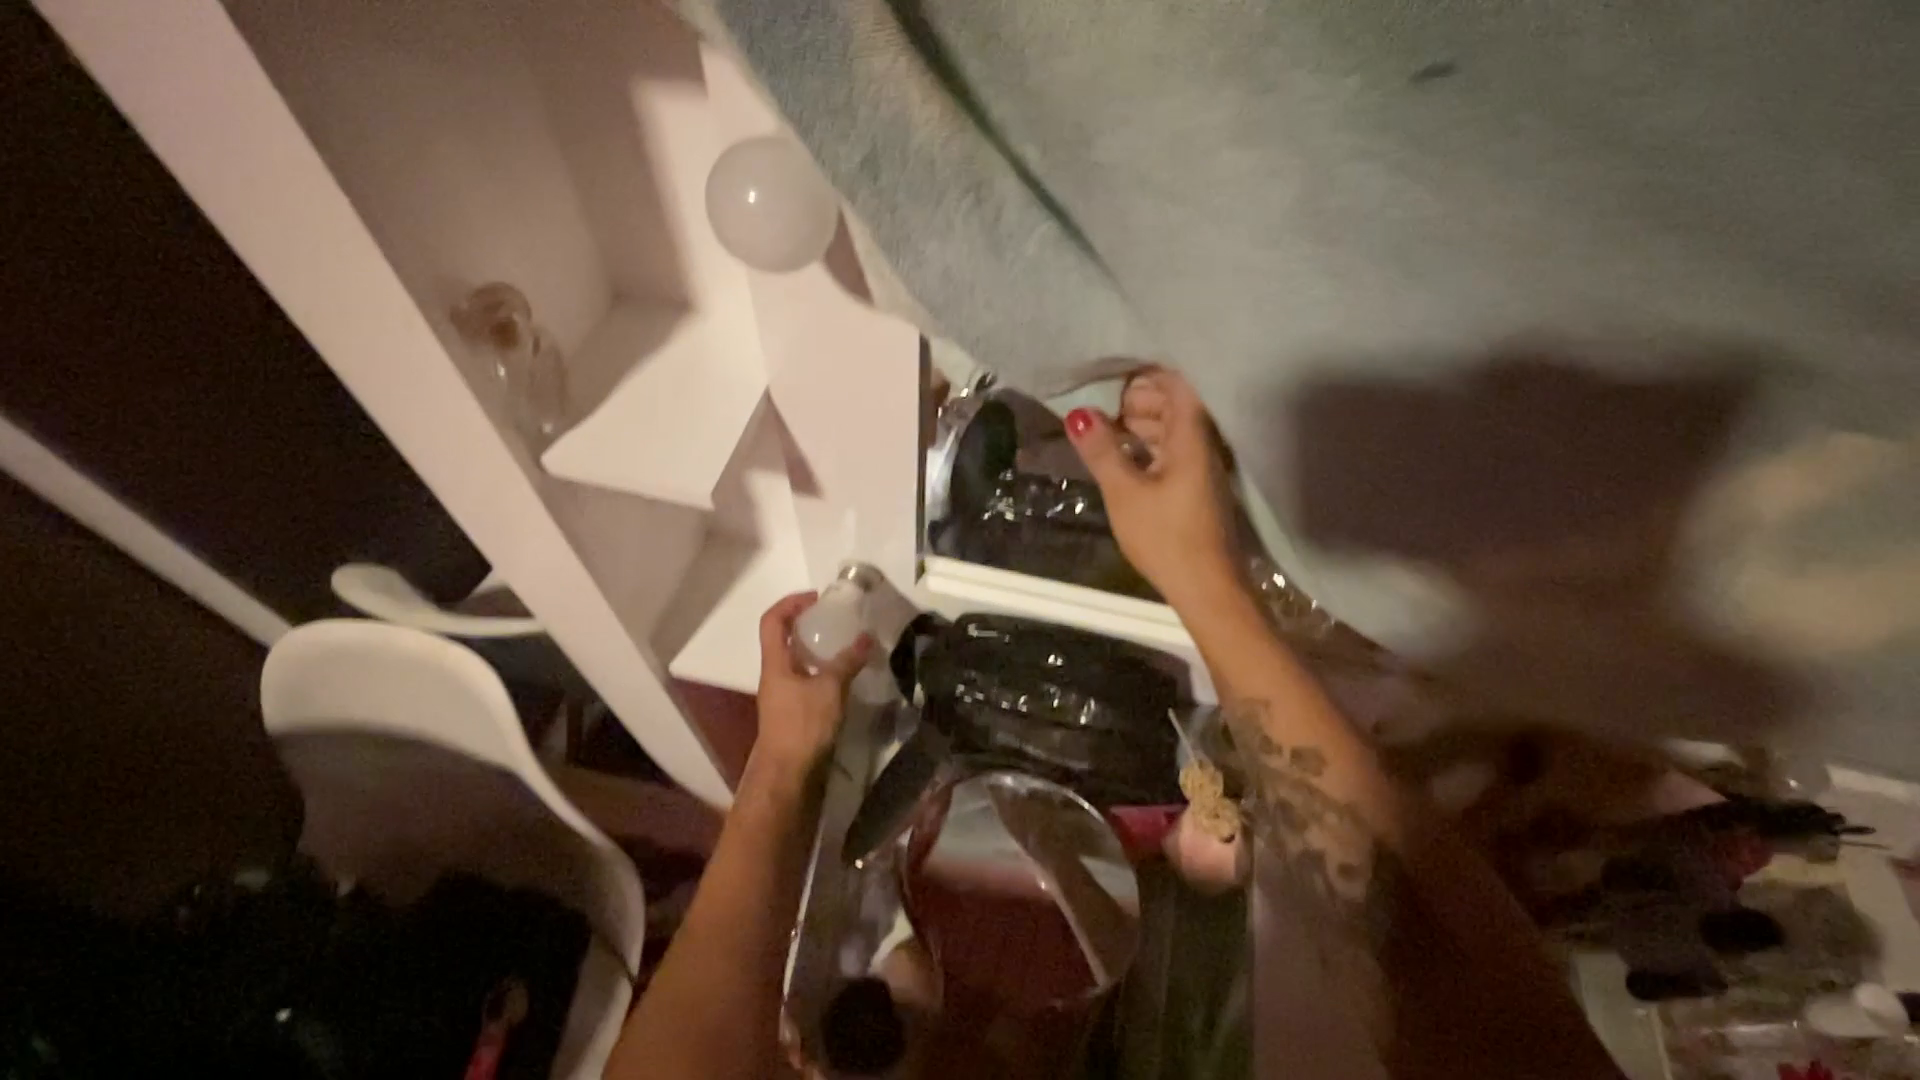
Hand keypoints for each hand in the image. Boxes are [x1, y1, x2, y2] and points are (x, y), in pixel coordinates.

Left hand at [749, 592, 872, 780]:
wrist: (789, 774)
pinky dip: (824, 671)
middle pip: (784, 638)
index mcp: (775, 663)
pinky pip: (807, 680)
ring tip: (846, 644)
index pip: (772, 621)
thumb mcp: (829, 689)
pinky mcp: (796, 712)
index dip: (790, 603)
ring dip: (817, 649)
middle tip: (836, 618)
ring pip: (797, 660)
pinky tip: (846, 675)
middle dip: (807, 623)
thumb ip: (847, 662)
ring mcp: (784, 695)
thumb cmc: (803, 726)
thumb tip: (867, 638)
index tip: (817, 598)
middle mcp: (775, 675)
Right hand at [1066, 369, 1238, 604]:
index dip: (1146, 377)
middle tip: (1103, 407)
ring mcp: (1203, 469)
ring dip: (1143, 426)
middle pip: (1176, 406)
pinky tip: (1126, 460)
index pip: (1177, 385)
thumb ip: (1101, 451)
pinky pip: (1174, 453)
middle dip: (1140, 400)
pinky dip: (1150, 448)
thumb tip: (1077, 413)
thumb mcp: (1123, 492)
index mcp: (1191, 438)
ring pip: (1174, 431)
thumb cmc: (1164, 536)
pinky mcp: (1198, 490)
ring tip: (1107, 432)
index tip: (1112, 379)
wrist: (1206, 586)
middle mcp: (1203, 446)